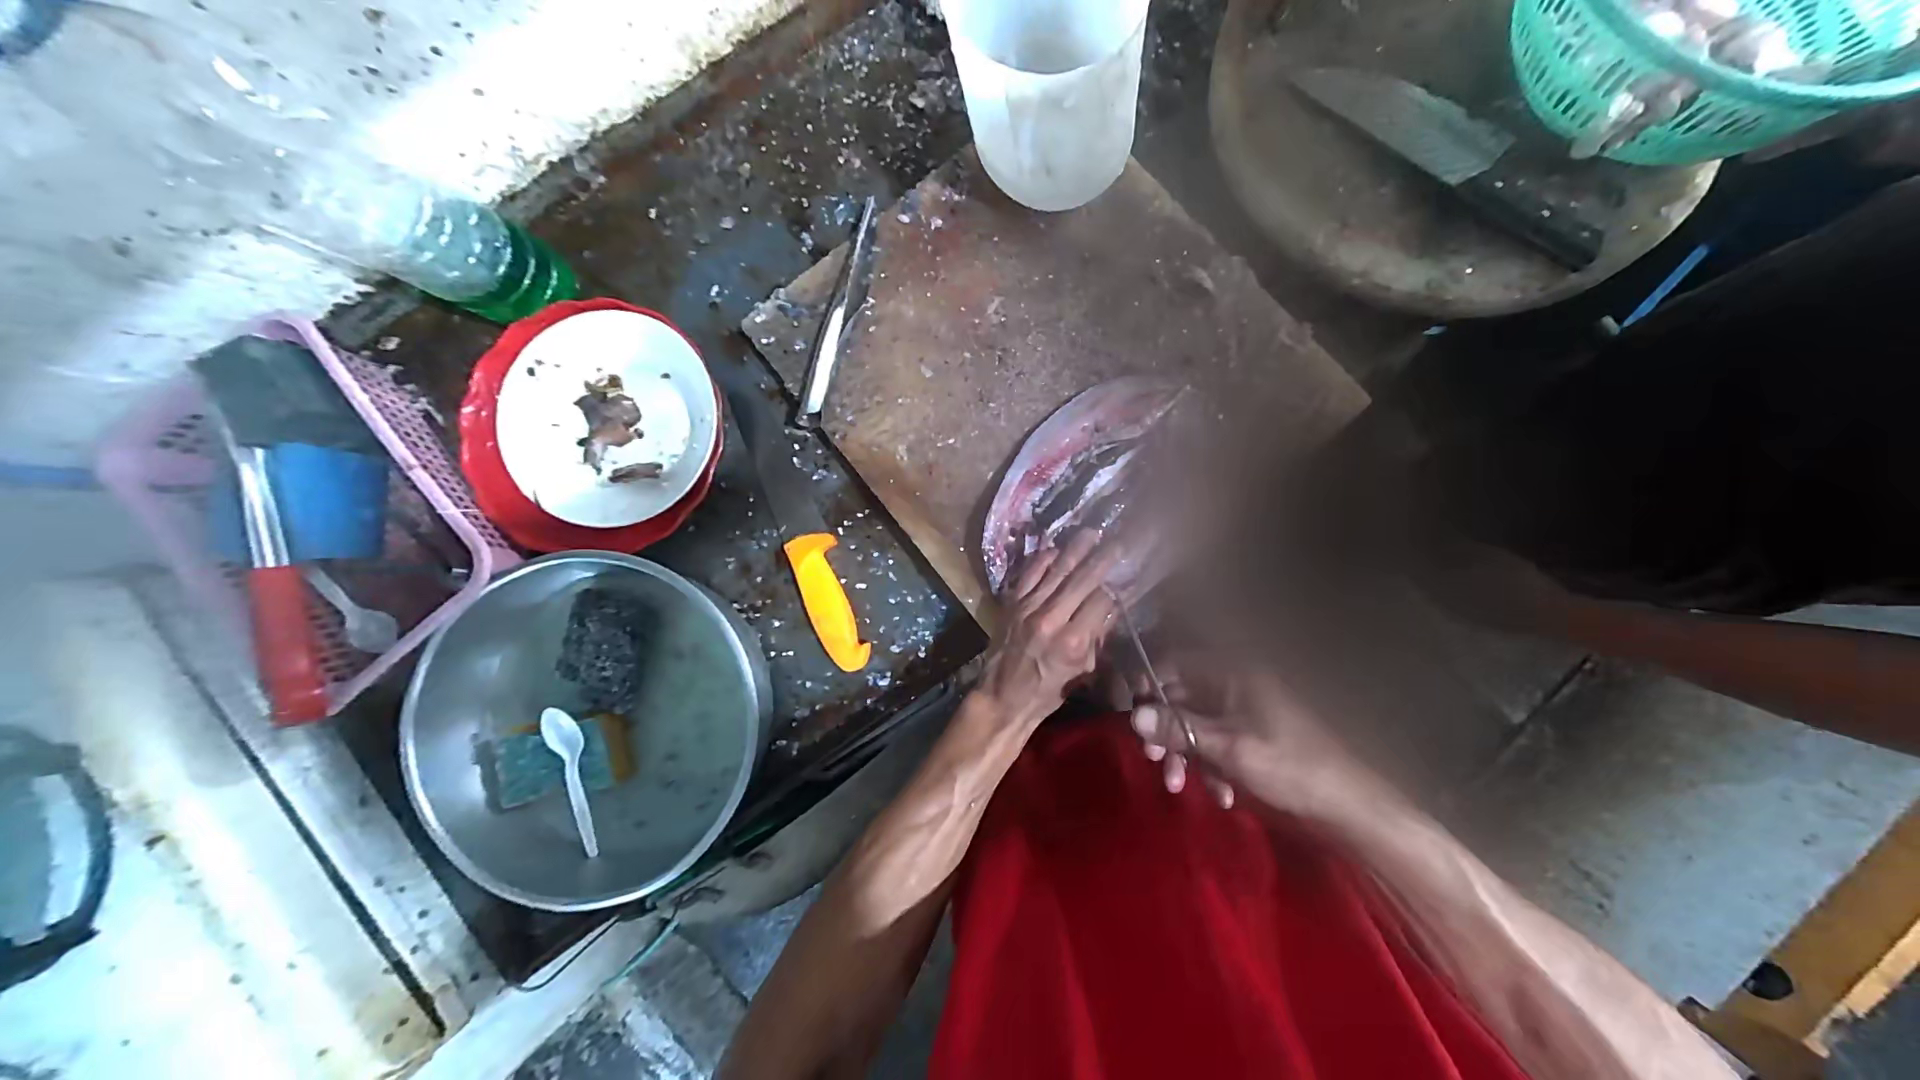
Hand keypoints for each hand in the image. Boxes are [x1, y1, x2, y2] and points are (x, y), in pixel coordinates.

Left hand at [977, 531, 1123, 729]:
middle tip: (1117, 541)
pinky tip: (1056, 548)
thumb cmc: (1048, 691)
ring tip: (1091, 533)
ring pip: (1056, 571)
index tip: (1127, 573)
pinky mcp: (1011, 604)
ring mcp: (1028, 608)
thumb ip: (1097, 637)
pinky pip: (1029, 574)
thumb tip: (1112, 607)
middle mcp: (1051, 619)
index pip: (1101, 601)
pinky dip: (1043, 559)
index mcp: (1073, 641)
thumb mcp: (1082, 670)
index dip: (1116, 586)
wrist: (1002, 697)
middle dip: (1102, 558)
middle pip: (1082, 580)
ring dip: (1075, 550)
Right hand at [1130, 658, 1396, 823]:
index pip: (1173, 662)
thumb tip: (1134, 716)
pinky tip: (1221, 794)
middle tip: (1153, 759)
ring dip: (1184, 753)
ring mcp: (1244, 709)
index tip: (1133, 718)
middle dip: (1165, 730)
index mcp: (1232, 672)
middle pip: (1180, 695)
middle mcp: (1235, 683)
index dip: (1148, 686)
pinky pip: (1215, 740)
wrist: (1347, 805)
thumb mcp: (1227, 749)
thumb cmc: (1288, 766)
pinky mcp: (1252, 734)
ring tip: (1180, 786)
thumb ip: (1178, 728)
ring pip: (1195, 721)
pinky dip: (1209, 764)